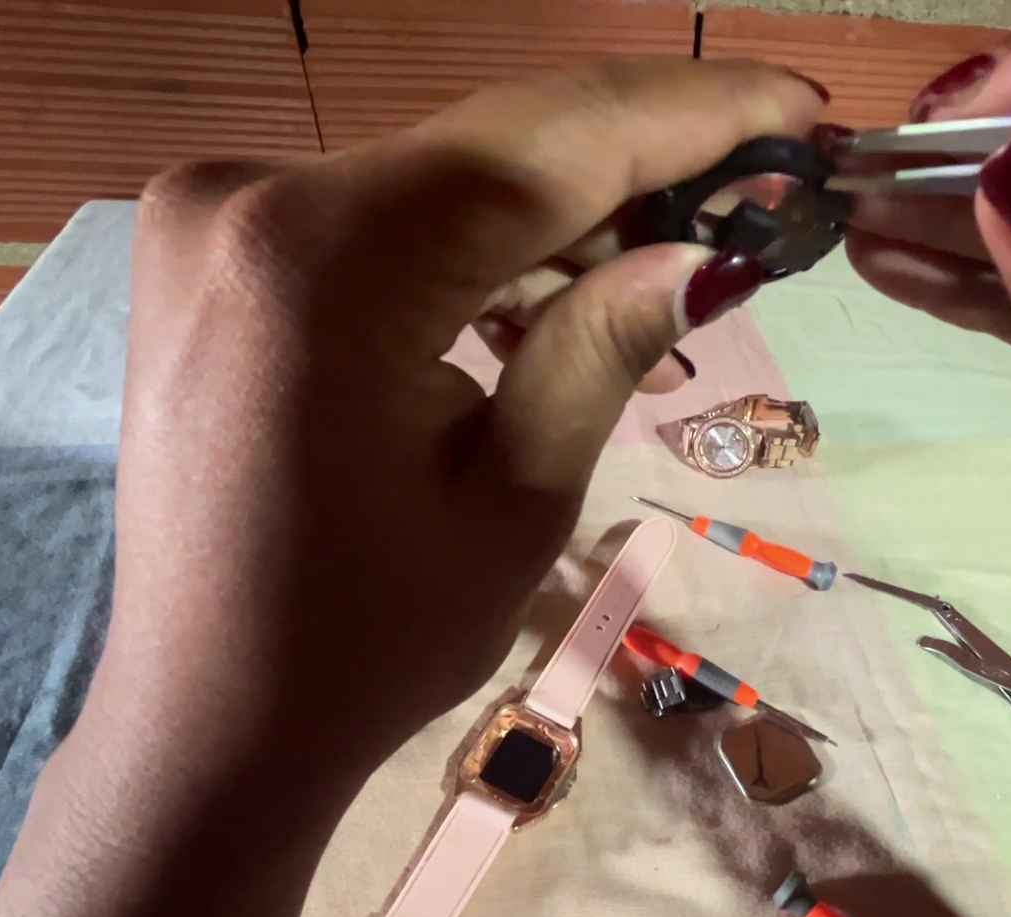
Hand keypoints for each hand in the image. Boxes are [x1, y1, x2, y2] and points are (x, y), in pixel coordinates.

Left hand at [111, 60, 823, 764]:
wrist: (219, 713)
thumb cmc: (374, 639)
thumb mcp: (518, 501)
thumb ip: (605, 348)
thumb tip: (706, 256)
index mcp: (330, 262)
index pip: (551, 140)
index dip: (692, 114)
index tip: (794, 109)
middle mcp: (250, 196)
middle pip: (496, 151)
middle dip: (637, 173)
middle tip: (747, 206)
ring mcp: (216, 220)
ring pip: (444, 185)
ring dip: (563, 226)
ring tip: (661, 290)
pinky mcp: (218, 258)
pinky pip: (387, 227)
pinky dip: (481, 257)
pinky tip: (552, 308)